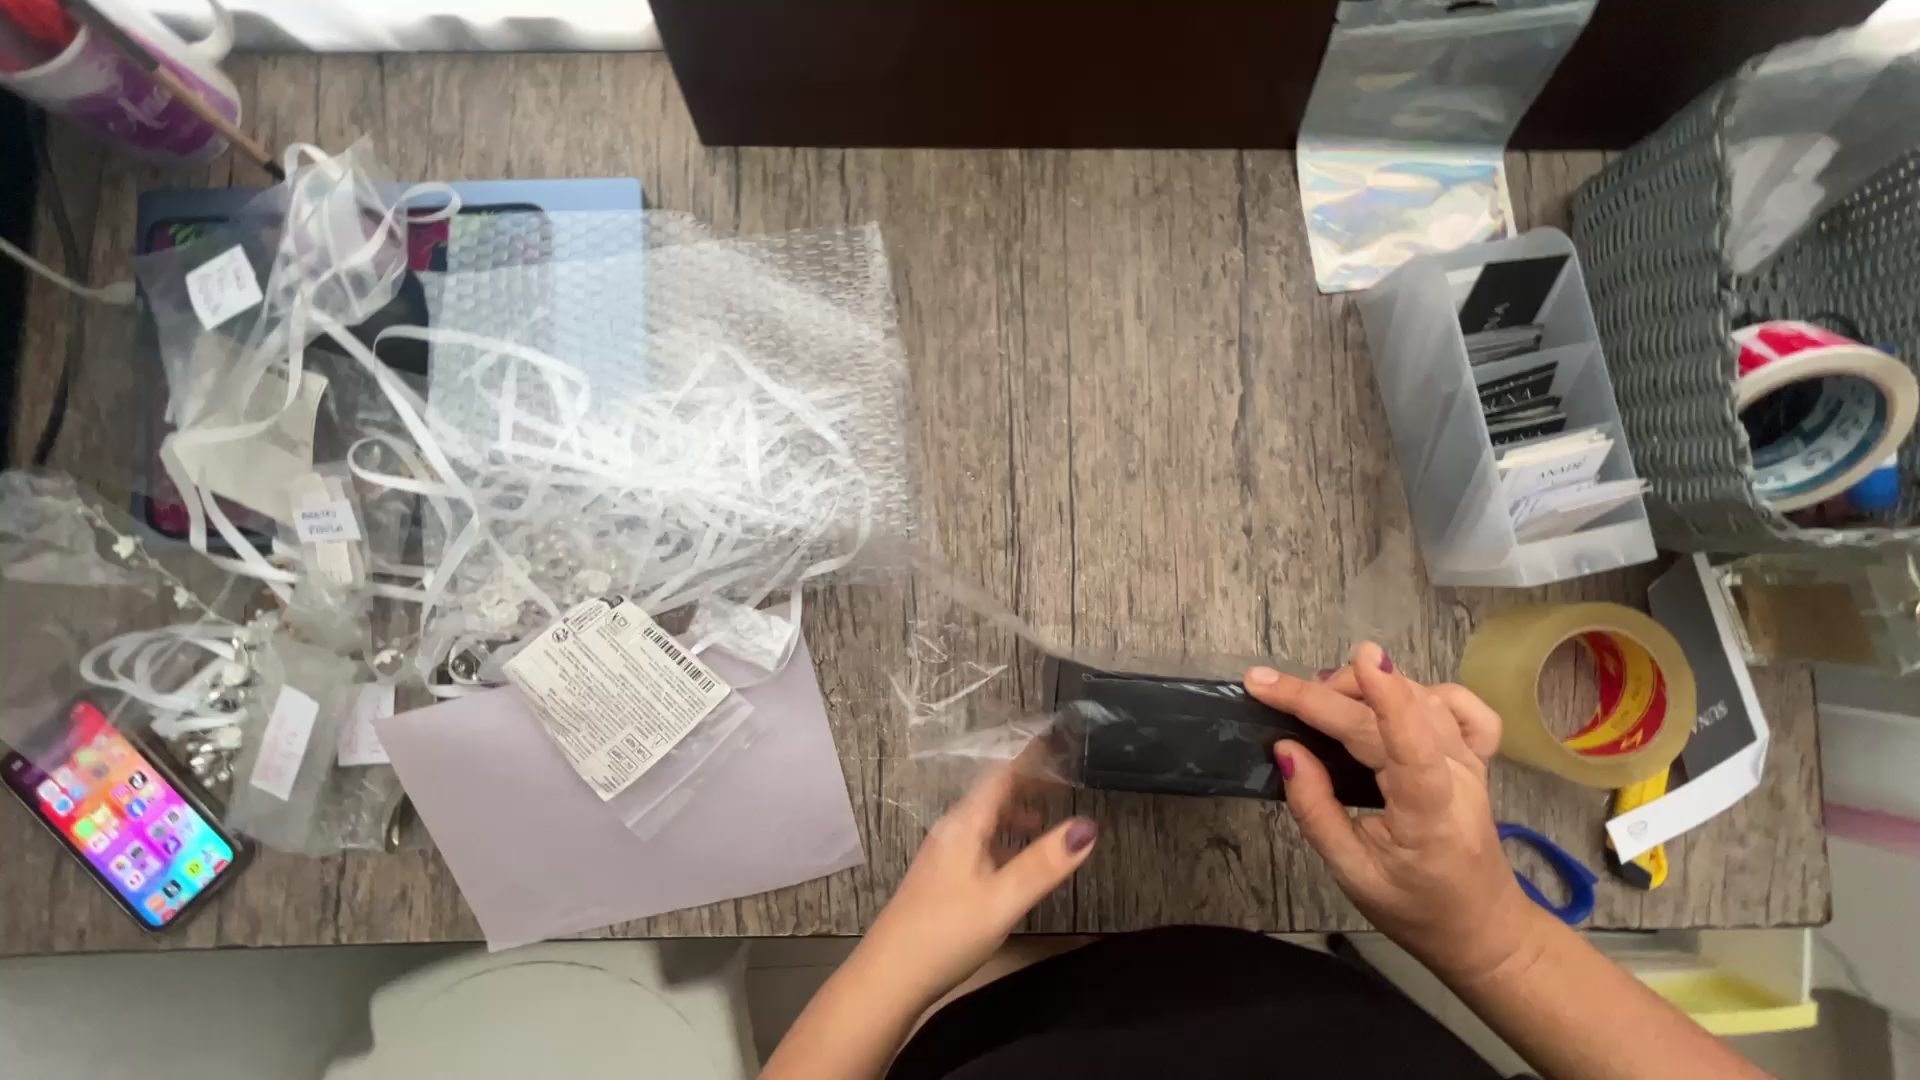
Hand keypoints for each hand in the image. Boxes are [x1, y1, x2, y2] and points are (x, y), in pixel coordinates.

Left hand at [855, 763, 1096, 1005]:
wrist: (888, 975)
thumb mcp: (1003, 899)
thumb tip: (1087, 826)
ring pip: (985, 817)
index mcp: (966, 824)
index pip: (1001, 775)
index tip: (1054, 738)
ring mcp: (944, 852)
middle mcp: (952, 829)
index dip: (1028, 756)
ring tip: (1046, 817)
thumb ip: (1044, 863)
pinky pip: (979, 839)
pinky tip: (1013, 858)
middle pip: (992, 792)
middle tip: (1062, 778)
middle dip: (1026, 782)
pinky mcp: (941, 875)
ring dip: (1015, 810)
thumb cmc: (946, 932)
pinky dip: (1002, 836)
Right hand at [1246, 642, 1547, 983]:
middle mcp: (1459, 778)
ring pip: (1420, 698)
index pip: (1411, 746)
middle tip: (1264, 685)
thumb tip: (1285, 748)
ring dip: (1362, 686)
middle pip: (1390, 716)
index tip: (1360, 655)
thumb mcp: (1351, 872)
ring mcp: (1472, 762)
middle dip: (1320, 693)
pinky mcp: (1475, 755)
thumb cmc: (1413, 907)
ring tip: (1314, 698)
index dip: (1386, 697)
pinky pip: (1459, 705)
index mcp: (1429, 816)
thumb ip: (1315, 809)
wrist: (1481, 927)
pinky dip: (1422, 689)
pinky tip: (1389, 697)